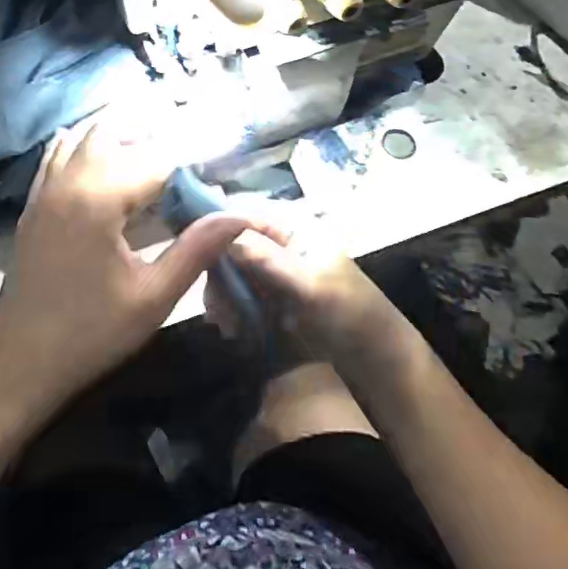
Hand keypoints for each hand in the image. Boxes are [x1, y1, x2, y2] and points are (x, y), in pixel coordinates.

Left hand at [0, 115, 252, 423]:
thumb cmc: (91, 334)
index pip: (156, 160)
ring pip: (83, 138)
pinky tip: (101, 156)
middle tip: (188, 155)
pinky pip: (58, 156)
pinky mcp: (34, 206)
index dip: (190, 165)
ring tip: (153, 149)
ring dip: (119, 136)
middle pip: (114, 133)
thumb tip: (240, 215)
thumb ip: (197, 249)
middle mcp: (69, 181)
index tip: (216, 174)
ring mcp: (45, 191)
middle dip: (153, 135)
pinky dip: (84, 146)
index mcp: (100, 199)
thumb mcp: (153, 297)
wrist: (18, 365)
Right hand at [214, 221, 412, 376]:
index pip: (243, 214)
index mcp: (292, 227)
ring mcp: (273, 268)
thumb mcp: (311, 287)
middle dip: (217, 273)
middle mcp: (278, 241)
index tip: (194, 257)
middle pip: (231, 244)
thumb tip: (231, 239)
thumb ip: (271, 262)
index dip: (215, 231)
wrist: (374, 354)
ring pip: (231, 270)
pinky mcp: (271, 293)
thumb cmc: (349, 312)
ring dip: (221, 295)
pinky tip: (231, 329)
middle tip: (214, 307)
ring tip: (224, 325)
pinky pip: (239, 292)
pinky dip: (230, 308)